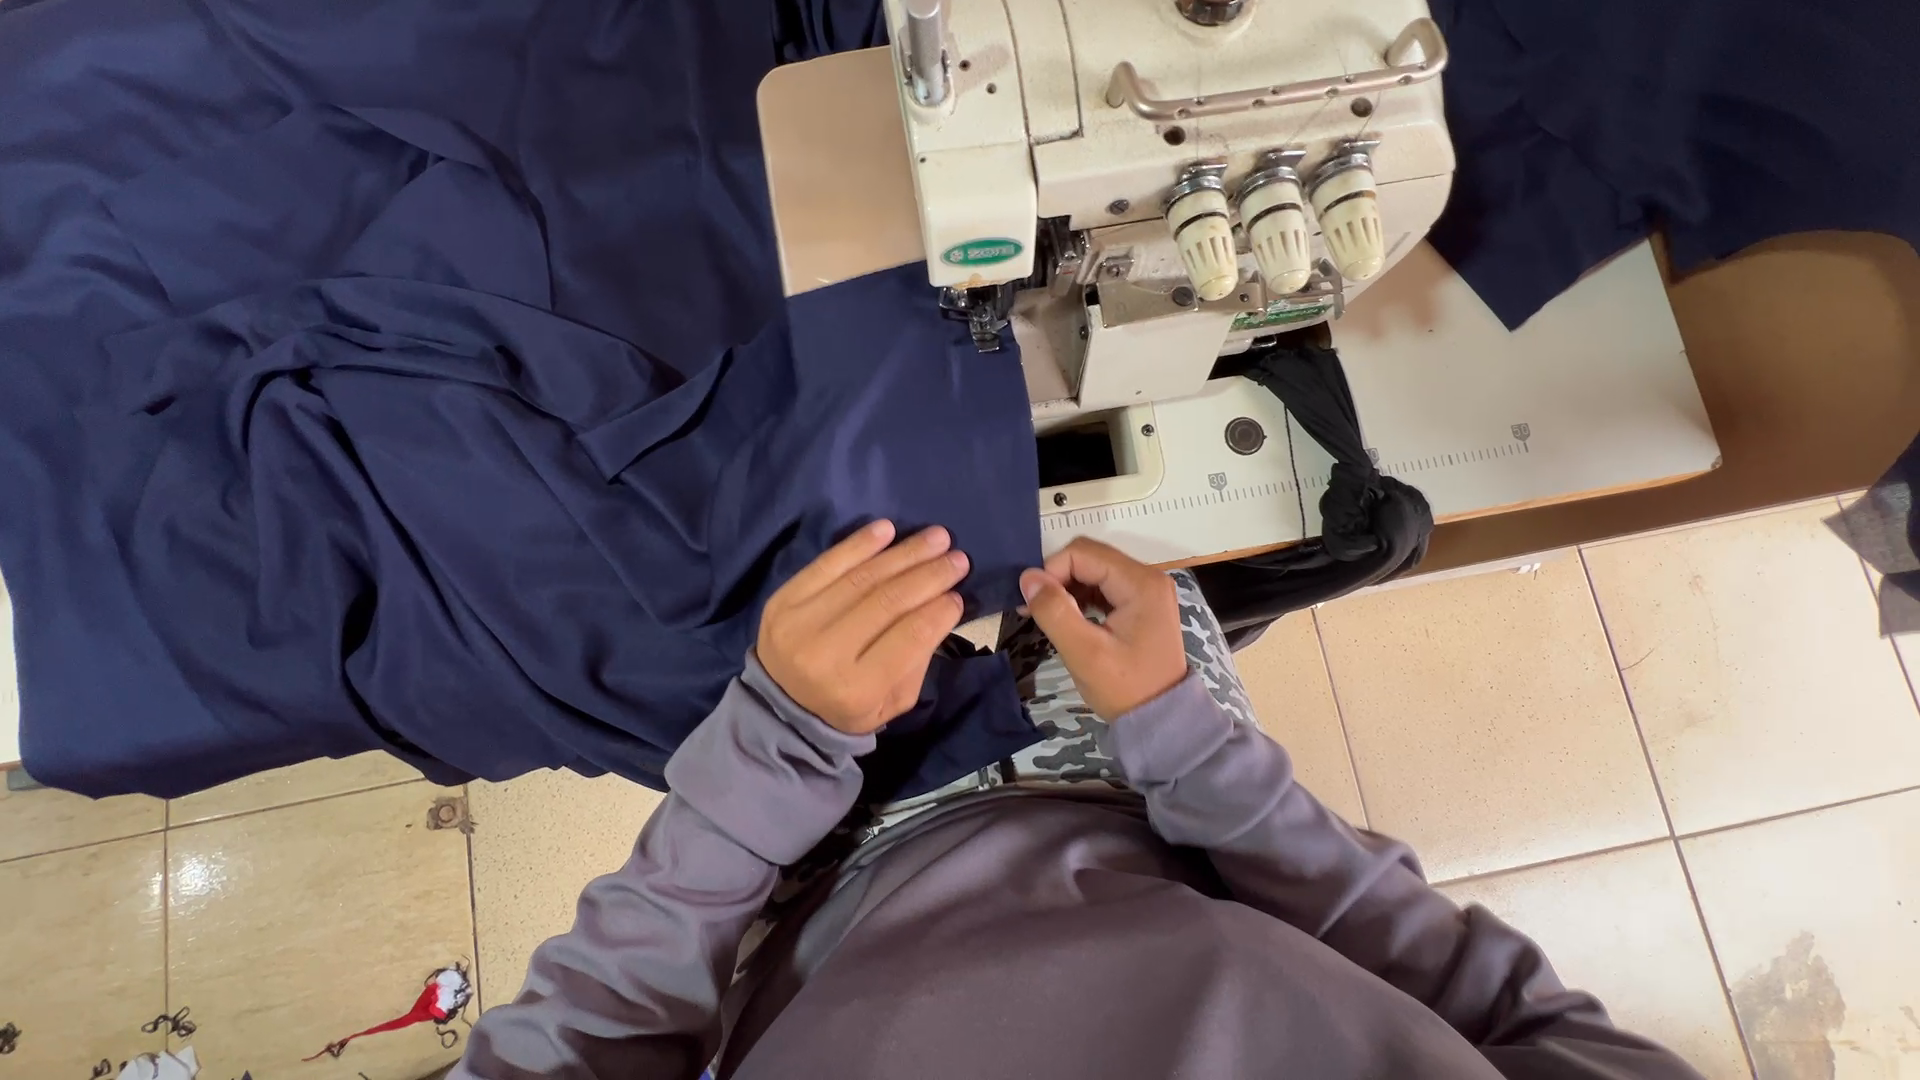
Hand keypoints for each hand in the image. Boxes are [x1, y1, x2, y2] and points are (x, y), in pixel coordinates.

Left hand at [757, 520, 968, 734]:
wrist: (781, 706)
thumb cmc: (848, 705)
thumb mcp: (892, 702)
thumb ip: (918, 658)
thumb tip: (942, 604)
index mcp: (857, 689)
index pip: (909, 637)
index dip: (940, 610)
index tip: (960, 594)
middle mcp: (825, 654)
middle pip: (888, 601)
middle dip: (930, 575)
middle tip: (958, 559)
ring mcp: (799, 623)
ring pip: (862, 577)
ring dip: (904, 553)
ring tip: (937, 537)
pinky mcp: (783, 600)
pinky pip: (827, 563)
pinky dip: (860, 543)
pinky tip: (888, 529)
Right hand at [1018, 537, 1187, 720]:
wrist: (1162, 720)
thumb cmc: (1126, 688)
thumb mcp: (1085, 653)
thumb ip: (1054, 611)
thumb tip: (1027, 577)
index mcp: (1140, 583)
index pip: (1082, 554)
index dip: (1051, 571)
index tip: (1031, 603)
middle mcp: (1147, 577)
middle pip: (1089, 557)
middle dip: (1058, 578)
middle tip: (1035, 609)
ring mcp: (1146, 589)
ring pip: (1094, 570)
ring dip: (1067, 587)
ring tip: (1048, 616)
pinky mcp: (1141, 603)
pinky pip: (1103, 586)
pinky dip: (1081, 596)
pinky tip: (1068, 619)